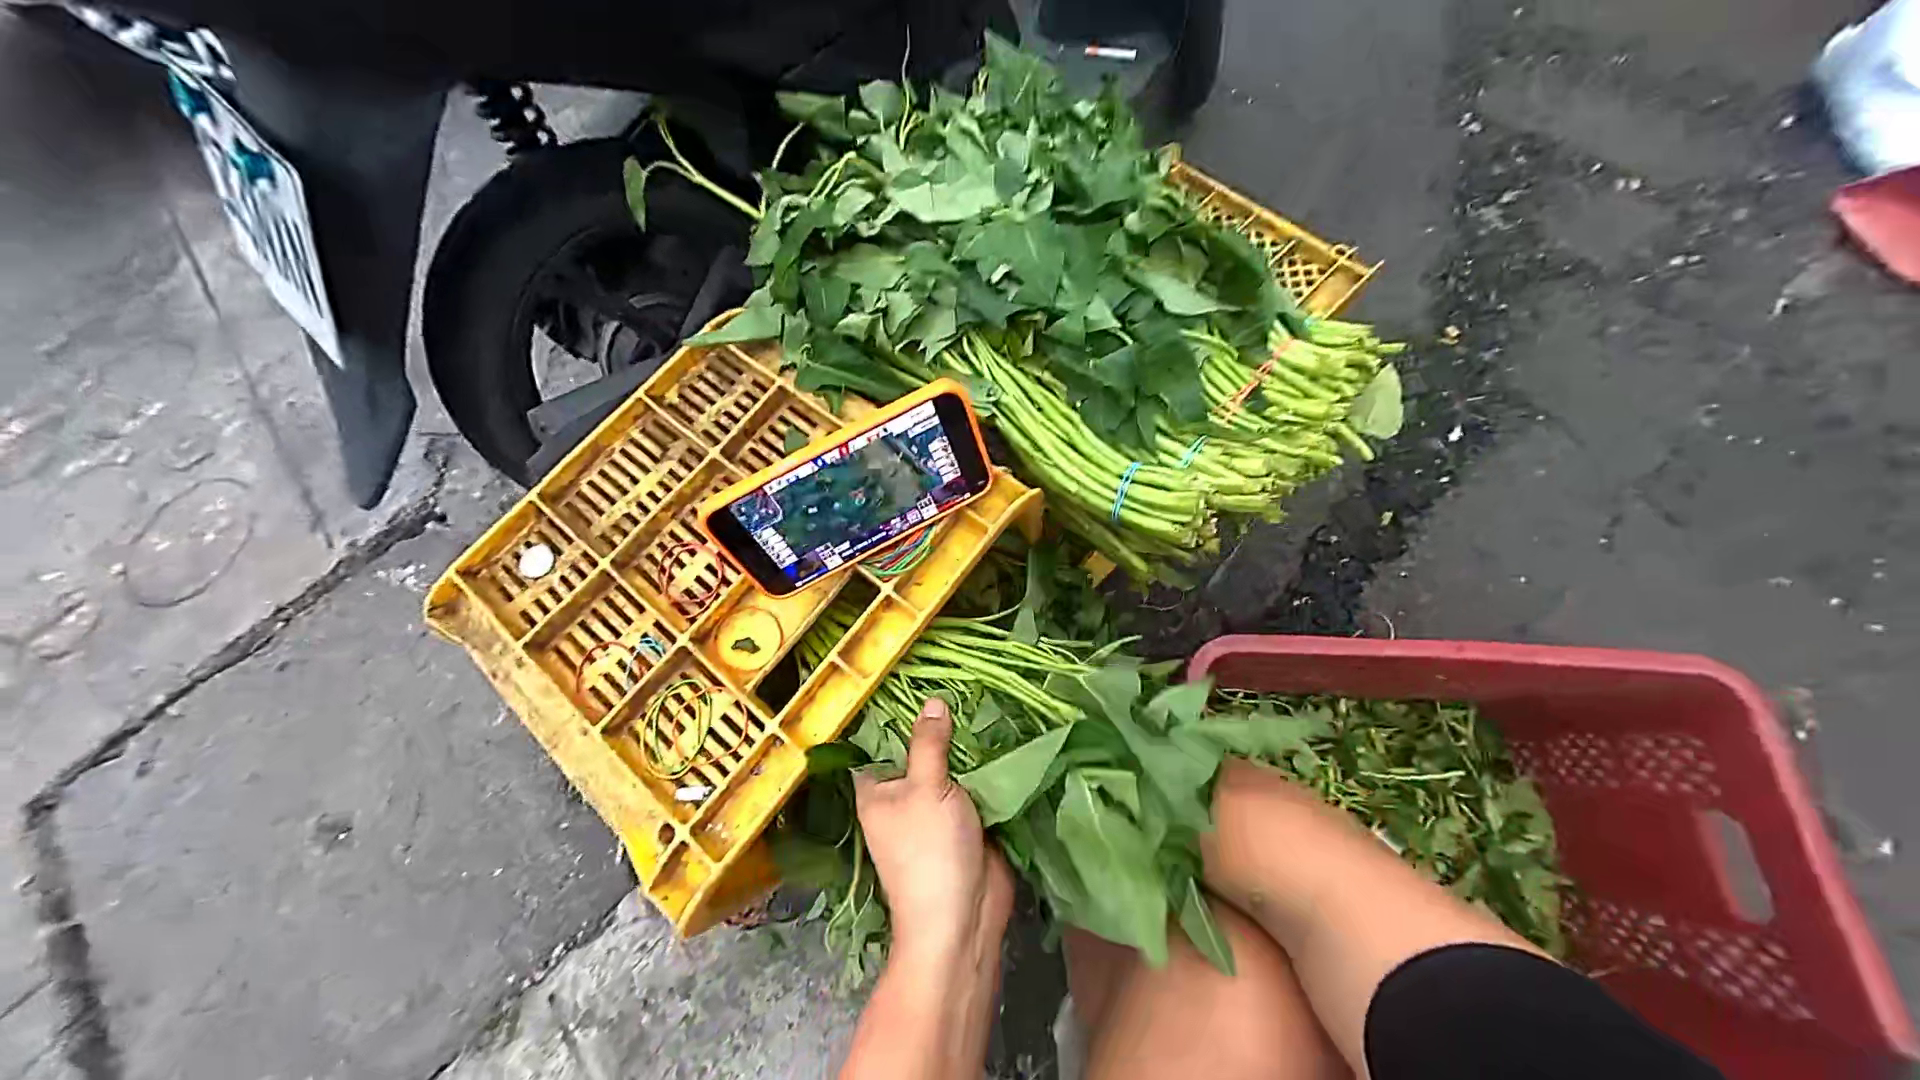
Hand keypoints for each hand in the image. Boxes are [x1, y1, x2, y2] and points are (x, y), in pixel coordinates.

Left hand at [840, 701, 1011, 1079]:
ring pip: (950, 764)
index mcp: (877, 789)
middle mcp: (903, 794)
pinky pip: (974, 783)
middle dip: (938, 722)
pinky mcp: (967, 817)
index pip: (878, 740)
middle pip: (919, 748)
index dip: (893, 710)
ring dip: (966, 743)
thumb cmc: (929, 851)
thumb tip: (933, 701)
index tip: (915, 675)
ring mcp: (936, 807)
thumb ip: (929, 743)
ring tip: (984, 695)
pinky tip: (1002, 732)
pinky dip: (986, 764)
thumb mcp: (926, 788)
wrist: (965, 918)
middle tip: (961, 679)